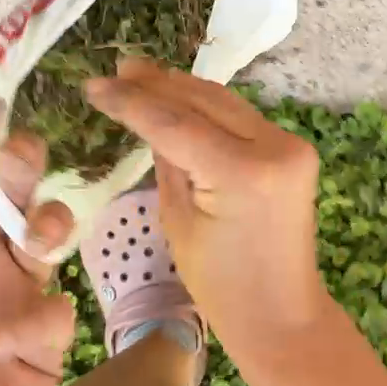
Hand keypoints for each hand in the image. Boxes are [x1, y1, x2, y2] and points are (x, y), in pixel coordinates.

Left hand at [0, 135, 74, 385]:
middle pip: (4, 194)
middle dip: (18, 166)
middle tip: (24, 155)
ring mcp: (5, 306)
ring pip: (44, 233)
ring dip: (49, 222)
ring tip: (37, 240)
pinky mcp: (39, 347)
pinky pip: (54, 306)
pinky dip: (40, 317)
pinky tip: (7, 352)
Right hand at [85, 59, 326, 351]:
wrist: (282, 316)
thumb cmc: (221, 286)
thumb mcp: (178, 221)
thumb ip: (166, 161)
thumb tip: (150, 118)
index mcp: (242, 173)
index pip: (175, 123)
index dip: (131, 102)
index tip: (94, 86)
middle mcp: (274, 147)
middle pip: (205, 102)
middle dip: (158, 84)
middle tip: (118, 69)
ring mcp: (290, 146)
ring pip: (226, 103)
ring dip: (183, 89)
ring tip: (140, 75)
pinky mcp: (293, 150)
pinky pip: (242, 119)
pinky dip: (209, 108)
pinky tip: (179, 98)